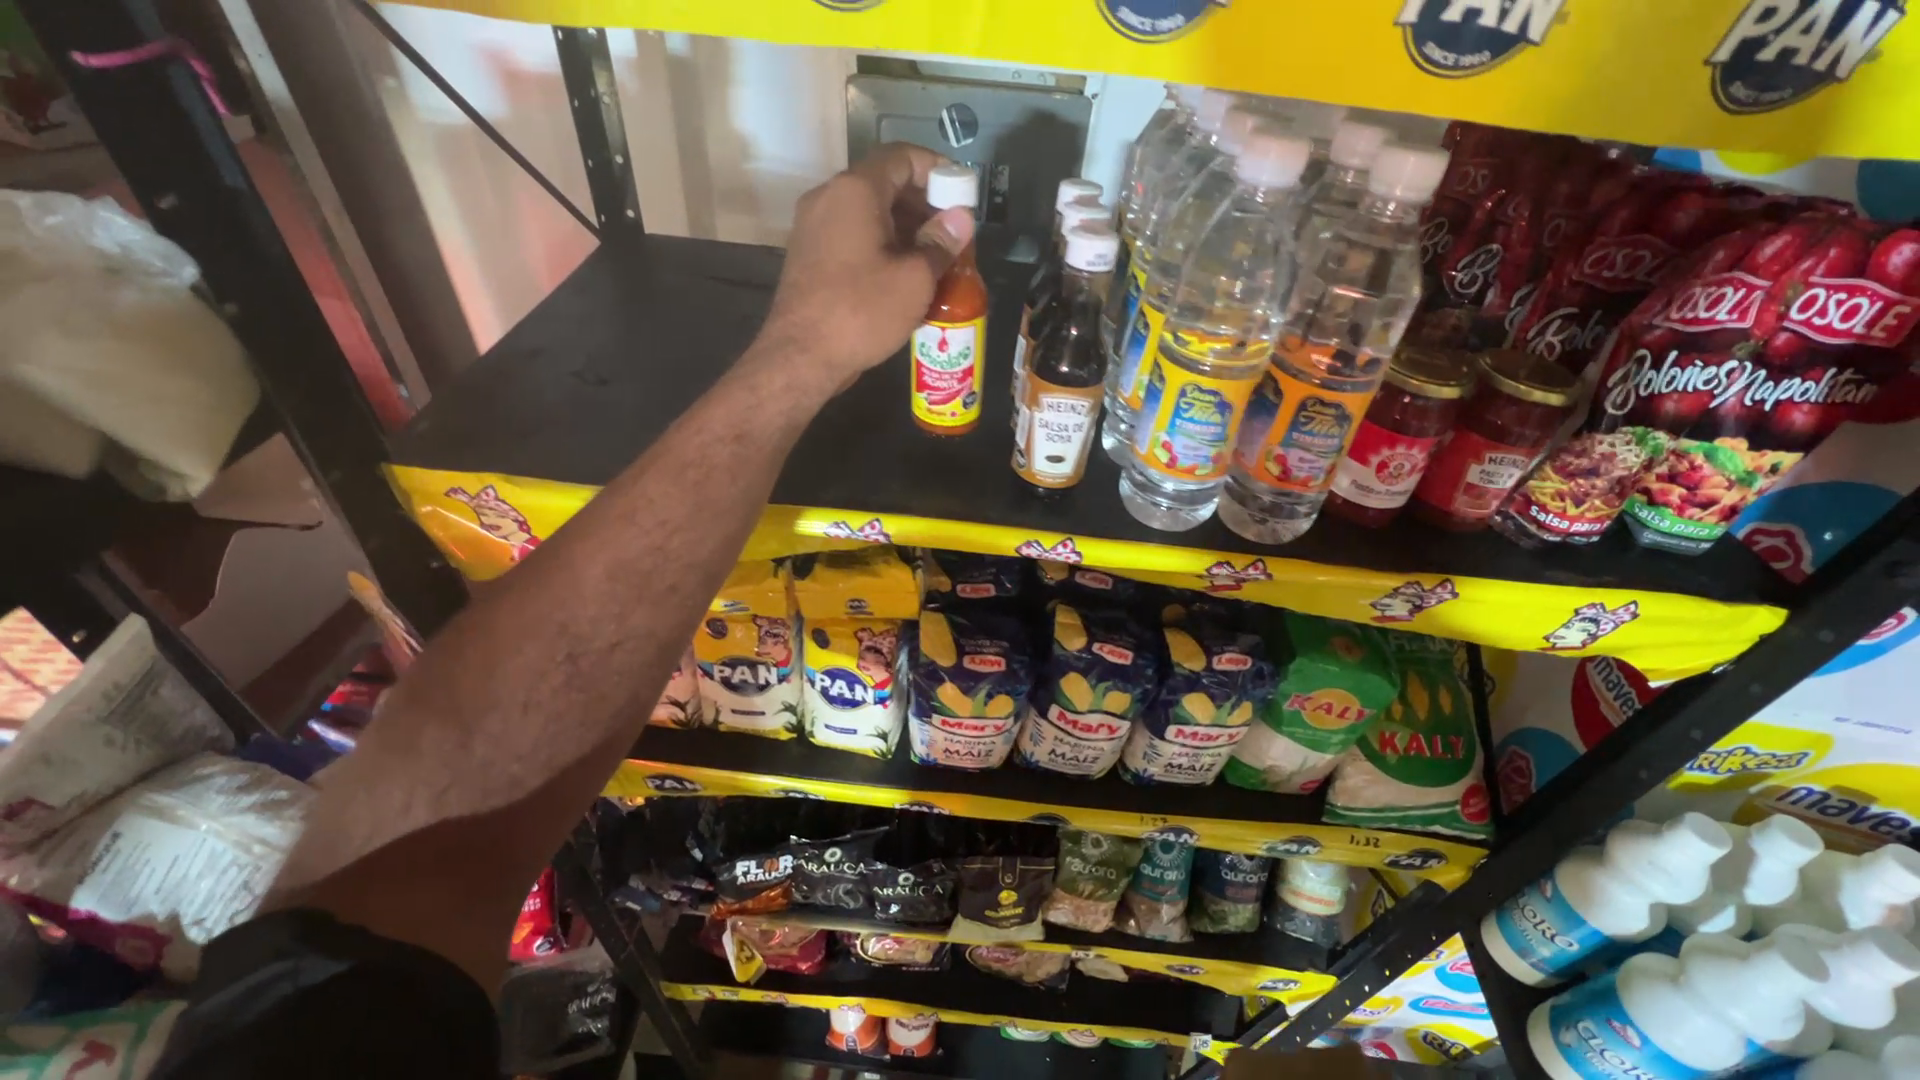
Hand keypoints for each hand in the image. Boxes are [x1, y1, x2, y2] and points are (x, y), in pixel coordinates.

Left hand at [758, 143, 976, 385]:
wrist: (801, 356)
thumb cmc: (861, 312)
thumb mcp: (914, 279)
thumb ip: (941, 243)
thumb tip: (961, 219)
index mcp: (855, 190)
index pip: (901, 156)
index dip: (937, 169)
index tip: (962, 195)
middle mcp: (828, 197)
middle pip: (883, 183)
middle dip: (923, 203)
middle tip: (953, 232)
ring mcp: (813, 226)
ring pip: (867, 211)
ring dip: (903, 227)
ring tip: (935, 257)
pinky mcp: (809, 254)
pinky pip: (851, 234)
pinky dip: (880, 243)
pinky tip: (902, 274)